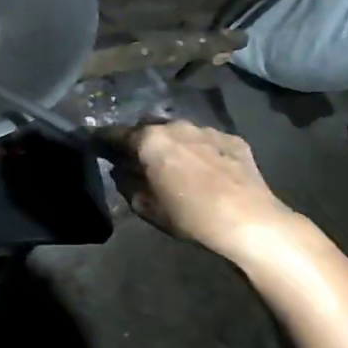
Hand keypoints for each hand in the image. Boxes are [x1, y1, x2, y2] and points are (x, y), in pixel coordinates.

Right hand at [115, 122, 298, 257]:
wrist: (250, 222)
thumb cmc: (189, 215)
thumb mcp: (145, 206)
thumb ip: (126, 183)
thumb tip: (122, 171)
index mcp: (149, 139)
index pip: (115, 133)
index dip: (103, 140)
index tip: (97, 146)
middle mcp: (176, 126)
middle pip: (149, 128)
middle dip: (141, 141)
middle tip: (140, 160)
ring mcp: (208, 130)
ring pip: (180, 133)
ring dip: (173, 145)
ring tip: (176, 165)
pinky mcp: (234, 140)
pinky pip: (207, 142)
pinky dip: (200, 151)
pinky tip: (206, 170)